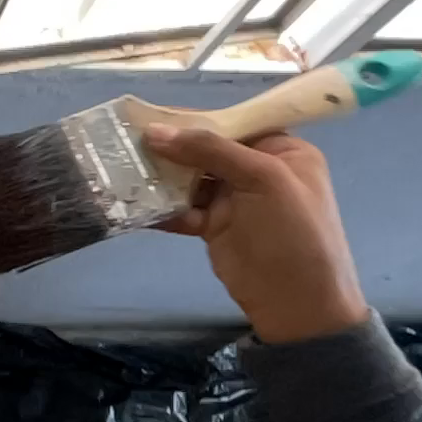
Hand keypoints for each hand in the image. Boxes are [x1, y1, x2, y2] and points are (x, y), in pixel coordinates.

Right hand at [141, 127, 367, 343]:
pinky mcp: (212, 225)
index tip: (148, 116)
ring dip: (159, 176)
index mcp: (281, 151)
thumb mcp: (261, 179)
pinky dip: (160, 206)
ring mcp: (232, 199)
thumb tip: (154, 132)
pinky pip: (180, 207)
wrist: (298, 306)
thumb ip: (209, 150)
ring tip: (123, 170)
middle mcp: (255, 170)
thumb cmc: (292, 234)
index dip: (192, 118)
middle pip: (204, 149)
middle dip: (169, 147)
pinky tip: (134, 203)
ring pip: (187, 177)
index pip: (231, 123)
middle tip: (126, 142)